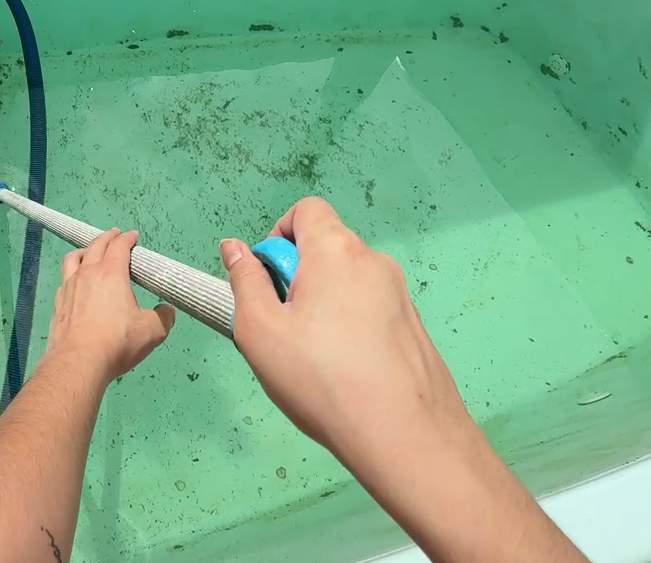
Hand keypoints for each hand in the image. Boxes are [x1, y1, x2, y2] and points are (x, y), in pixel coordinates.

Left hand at [39, 229, 176, 386]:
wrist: (79, 361)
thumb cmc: (118, 341)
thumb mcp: (152, 331)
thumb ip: (163, 318)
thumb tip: (167, 310)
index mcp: (112, 273)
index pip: (119, 246)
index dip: (127, 238)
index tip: (133, 235)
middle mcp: (88, 272)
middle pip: (97, 246)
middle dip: (108, 237)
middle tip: (115, 234)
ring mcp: (70, 286)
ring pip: (75, 257)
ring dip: (85, 250)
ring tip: (90, 251)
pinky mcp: (59, 301)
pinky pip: (65, 277)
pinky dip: (72, 272)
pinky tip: (75, 281)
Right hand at [220, 197, 474, 462]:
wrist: (409, 441)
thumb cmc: (322, 378)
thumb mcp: (259, 329)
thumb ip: (244, 280)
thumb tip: (235, 247)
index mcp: (336, 251)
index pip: (307, 209)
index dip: (280, 233)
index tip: (270, 278)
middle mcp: (374, 262)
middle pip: (326, 246)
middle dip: (298, 274)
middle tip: (285, 325)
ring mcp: (401, 295)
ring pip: (348, 281)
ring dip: (325, 301)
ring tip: (314, 356)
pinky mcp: (415, 328)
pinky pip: (371, 308)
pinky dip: (352, 325)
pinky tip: (347, 372)